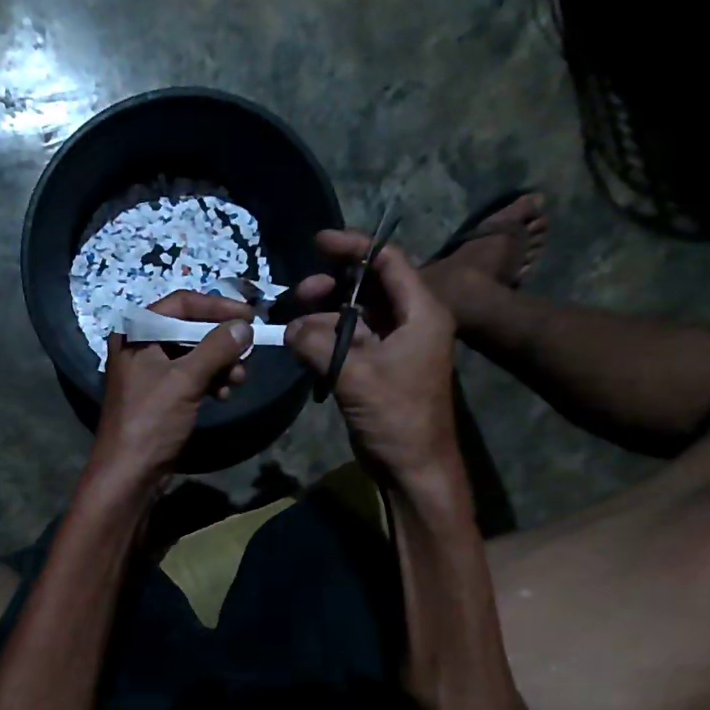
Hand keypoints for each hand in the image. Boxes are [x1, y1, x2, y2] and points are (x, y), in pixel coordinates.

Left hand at [92, 291, 254, 482]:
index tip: (251, 316)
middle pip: (189, 328)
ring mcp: (149, 371)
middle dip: (221, 341)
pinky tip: (223, 394)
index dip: (218, 306)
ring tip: (237, 380)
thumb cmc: (151, 420)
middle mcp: (139, 345)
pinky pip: (190, 375)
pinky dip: (210, 380)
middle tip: (248, 354)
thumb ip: (217, 347)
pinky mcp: (159, 394)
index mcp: (136, 332)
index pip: (181, 303)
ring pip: (193, 353)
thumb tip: (245, 326)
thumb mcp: (186, 379)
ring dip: (220, 363)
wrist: (129, 472)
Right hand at [286, 230, 457, 474]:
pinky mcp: (376, 368)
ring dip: (321, 318)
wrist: (413, 467)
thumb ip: (317, 344)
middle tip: (297, 296)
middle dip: (329, 287)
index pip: (388, 262)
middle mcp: (409, 322)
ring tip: (291, 329)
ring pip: (352, 316)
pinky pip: (347, 342)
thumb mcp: (355, 376)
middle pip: (366, 288)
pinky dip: (323, 340)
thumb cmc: (397, 416)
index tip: (317, 242)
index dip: (353, 247)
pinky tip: (300, 345)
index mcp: (420, 312)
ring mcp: (392, 346)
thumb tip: (288, 327)